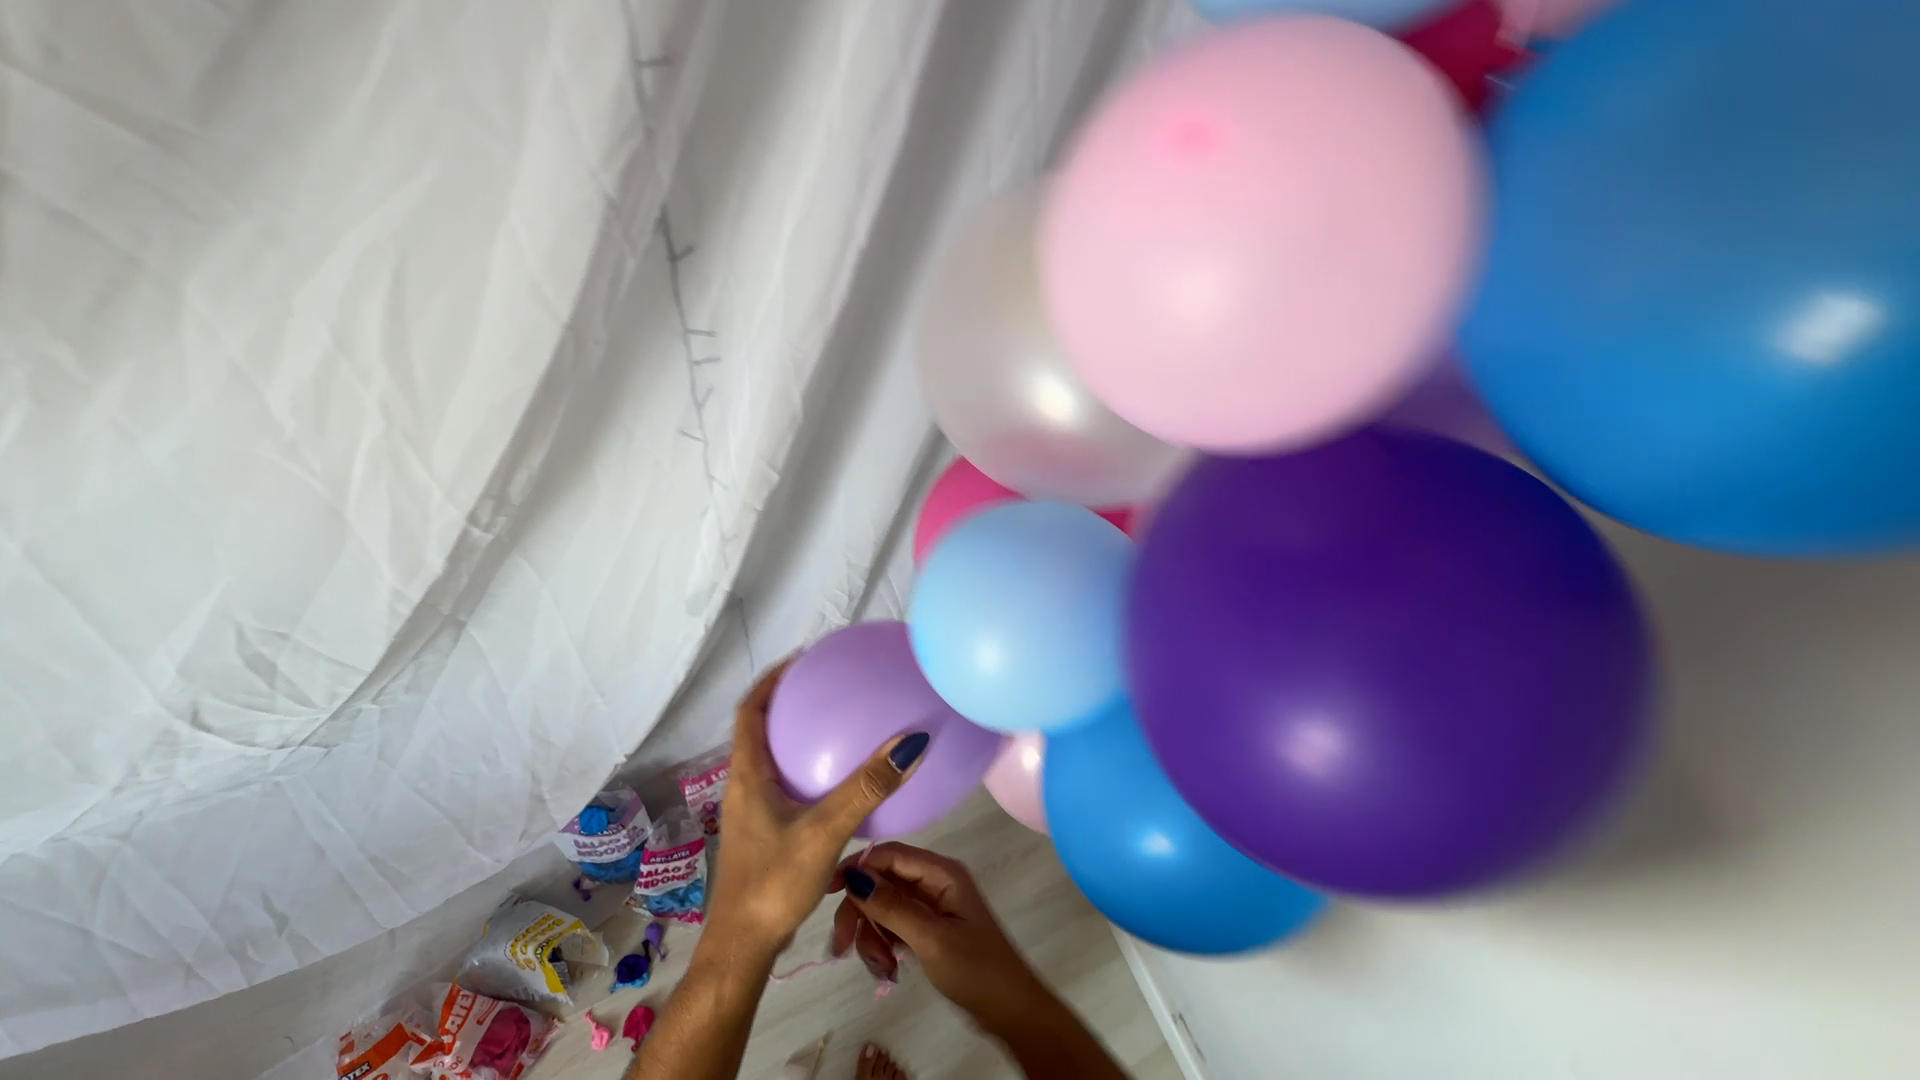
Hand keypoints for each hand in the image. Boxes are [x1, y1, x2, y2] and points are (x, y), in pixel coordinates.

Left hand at [705, 661, 930, 956]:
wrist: (743, 945)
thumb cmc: (774, 881)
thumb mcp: (825, 830)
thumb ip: (868, 786)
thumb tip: (911, 741)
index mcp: (748, 775)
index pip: (748, 709)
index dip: (771, 679)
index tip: (802, 659)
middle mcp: (744, 787)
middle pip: (759, 730)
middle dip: (789, 704)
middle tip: (828, 689)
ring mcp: (752, 813)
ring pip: (773, 761)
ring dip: (798, 739)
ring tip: (838, 727)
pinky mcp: (764, 835)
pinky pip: (786, 788)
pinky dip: (809, 773)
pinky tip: (841, 786)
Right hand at [828, 843, 1048, 1028]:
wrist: (1009, 1009)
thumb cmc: (974, 968)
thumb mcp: (929, 937)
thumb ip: (891, 906)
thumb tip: (854, 875)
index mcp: (941, 873)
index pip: (890, 854)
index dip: (857, 867)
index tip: (828, 892)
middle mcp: (935, 881)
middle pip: (882, 882)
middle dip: (861, 912)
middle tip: (843, 946)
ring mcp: (931, 906)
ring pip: (884, 907)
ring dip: (873, 935)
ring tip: (882, 967)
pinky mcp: (928, 928)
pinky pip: (894, 926)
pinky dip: (884, 945)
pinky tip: (889, 969)